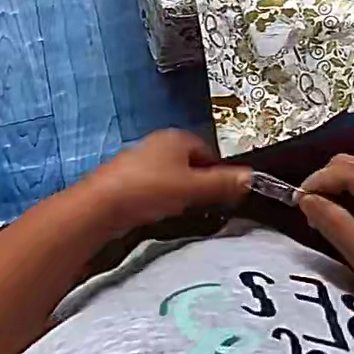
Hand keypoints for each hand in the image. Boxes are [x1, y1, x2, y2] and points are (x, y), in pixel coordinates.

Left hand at [74, 130, 250, 231]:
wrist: (100, 206)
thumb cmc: (149, 189)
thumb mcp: (194, 188)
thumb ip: (224, 184)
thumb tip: (253, 177)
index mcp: (177, 137)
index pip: (209, 152)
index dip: (219, 173)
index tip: (223, 196)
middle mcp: (158, 144)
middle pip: (190, 165)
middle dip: (198, 185)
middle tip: (203, 207)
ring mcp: (140, 161)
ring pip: (171, 178)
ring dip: (178, 195)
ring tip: (180, 214)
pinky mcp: (126, 180)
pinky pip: (153, 189)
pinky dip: (160, 201)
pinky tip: (158, 216)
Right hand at [298, 155, 353, 335]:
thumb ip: (336, 226)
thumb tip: (304, 199)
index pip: (347, 171)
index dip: (318, 181)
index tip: (296, 203)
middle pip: (348, 164)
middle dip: (323, 183)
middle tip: (309, 213)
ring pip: (352, 172)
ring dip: (331, 190)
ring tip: (320, 219)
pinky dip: (343, 198)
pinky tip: (338, 221)